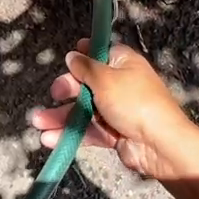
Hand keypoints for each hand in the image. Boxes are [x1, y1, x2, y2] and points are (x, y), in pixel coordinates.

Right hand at [28, 40, 194, 180]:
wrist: (160, 145)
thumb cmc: (134, 102)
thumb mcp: (106, 78)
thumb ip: (85, 67)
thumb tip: (72, 54)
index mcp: (123, 64)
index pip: (99, 54)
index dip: (82, 56)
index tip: (67, 59)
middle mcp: (119, 85)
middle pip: (85, 83)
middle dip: (65, 90)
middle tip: (54, 94)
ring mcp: (116, 110)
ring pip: (82, 110)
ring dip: (60, 116)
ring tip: (38, 123)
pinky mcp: (113, 132)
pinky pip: (88, 130)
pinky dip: (70, 134)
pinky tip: (50, 139)